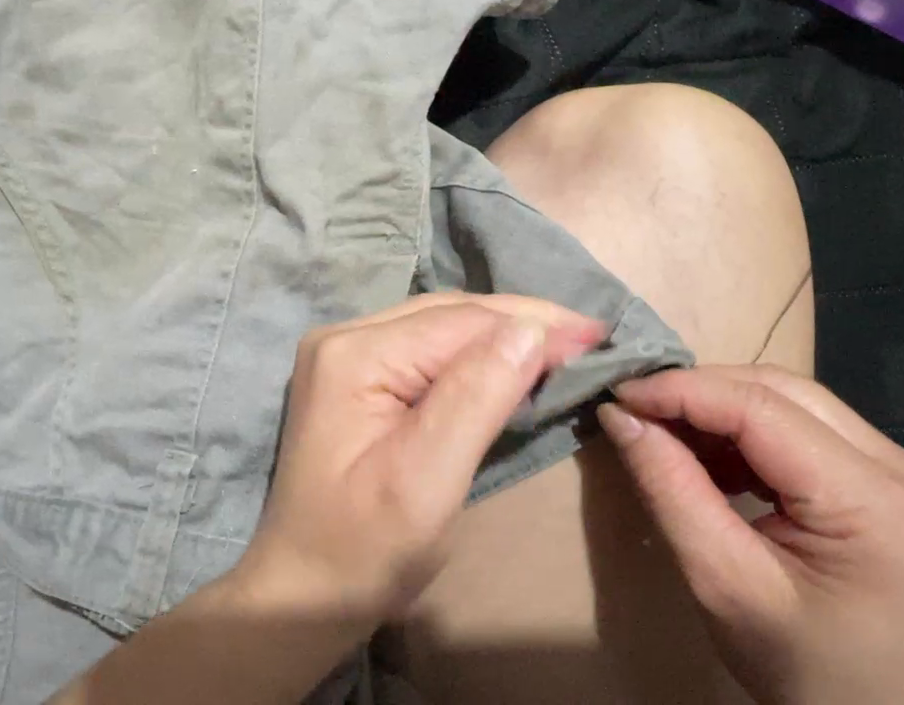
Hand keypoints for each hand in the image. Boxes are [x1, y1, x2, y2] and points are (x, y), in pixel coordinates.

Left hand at [238, 294, 606, 629]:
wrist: (304, 590)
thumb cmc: (366, 549)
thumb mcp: (426, 480)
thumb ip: (475, 397)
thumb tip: (531, 329)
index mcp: (355, 354)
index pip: (459, 322)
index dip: (532, 325)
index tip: (599, 337)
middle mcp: (345, 336)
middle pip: (449, 313)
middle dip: (522, 321)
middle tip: (590, 336)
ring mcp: (345, 352)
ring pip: (439, 324)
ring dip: (501, 332)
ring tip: (563, 342)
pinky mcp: (354, 373)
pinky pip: (424, 345)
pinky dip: (473, 350)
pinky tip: (508, 358)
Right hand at [599, 365, 903, 704]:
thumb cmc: (804, 673)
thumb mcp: (723, 583)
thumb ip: (670, 488)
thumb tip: (618, 413)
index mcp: (882, 505)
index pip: (763, 409)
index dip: (682, 391)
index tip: (616, 394)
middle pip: (783, 392)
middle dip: (700, 392)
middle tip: (635, 410)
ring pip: (794, 401)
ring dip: (722, 409)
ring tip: (667, 436)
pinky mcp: (896, 483)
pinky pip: (808, 428)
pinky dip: (749, 433)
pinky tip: (714, 460)